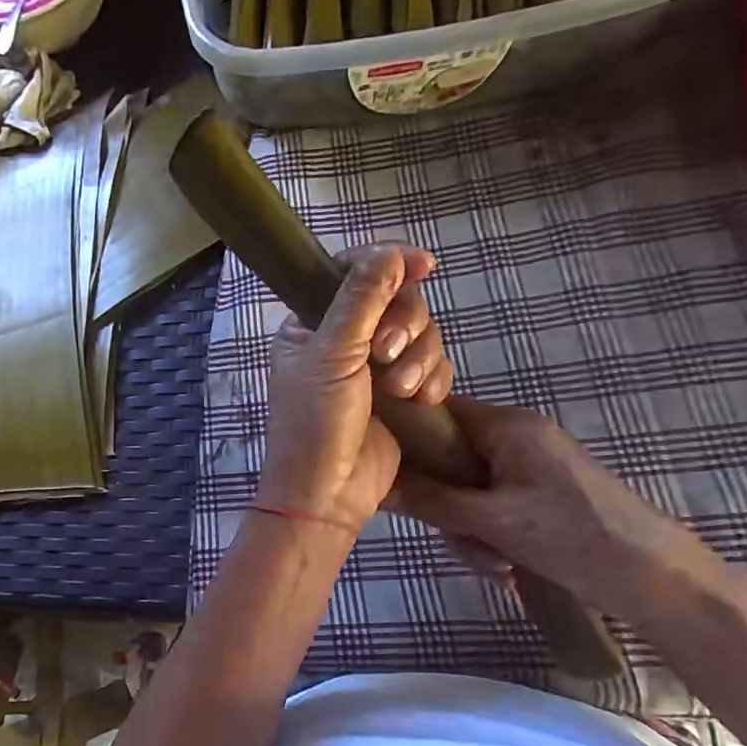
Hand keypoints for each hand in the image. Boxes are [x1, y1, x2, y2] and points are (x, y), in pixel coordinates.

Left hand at [256, 244, 453, 528]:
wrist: (328, 494)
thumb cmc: (315, 424)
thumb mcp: (331, 355)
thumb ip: (362, 299)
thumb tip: (390, 252)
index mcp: (312, 323)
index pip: (353, 272)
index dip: (389, 263)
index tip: (423, 264)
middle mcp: (345, 340)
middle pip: (398, 300)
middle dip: (404, 325)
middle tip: (386, 353)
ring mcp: (376, 368)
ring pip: (423, 333)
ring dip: (419, 357)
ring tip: (401, 390)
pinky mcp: (402, 394)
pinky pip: (434, 366)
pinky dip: (433, 379)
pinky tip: (423, 400)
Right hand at [386, 398, 718, 616]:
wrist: (652, 575)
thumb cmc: (570, 534)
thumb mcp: (490, 520)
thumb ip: (429, 501)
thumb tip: (375, 486)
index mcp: (506, 425)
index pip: (436, 411)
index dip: (404, 435)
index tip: (382, 470)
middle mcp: (515, 438)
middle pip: (447, 460)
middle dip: (444, 506)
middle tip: (458, 540)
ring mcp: (527, 468)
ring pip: (466, 492)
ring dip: (468, 531)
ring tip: (494, 564)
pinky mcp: (537, 496)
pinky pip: (490, 508)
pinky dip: (489, 537)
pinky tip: (506, 568)